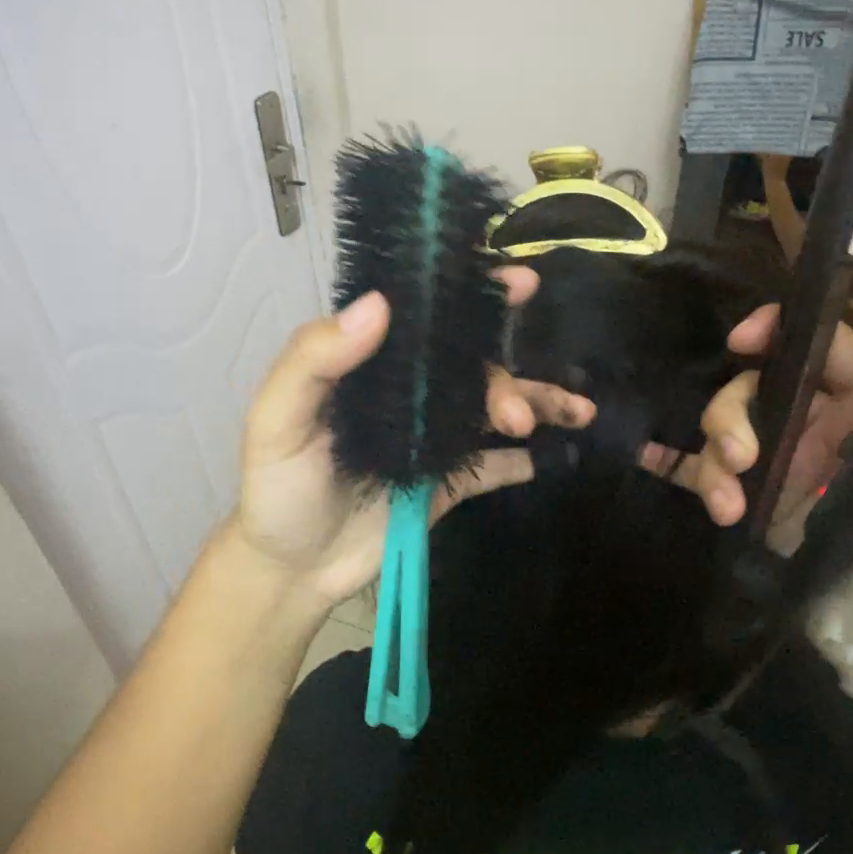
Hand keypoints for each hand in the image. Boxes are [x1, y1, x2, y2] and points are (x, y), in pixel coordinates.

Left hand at [232, 266, 594, 607]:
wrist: (296, 572)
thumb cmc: (277, 491)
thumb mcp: (278, 423)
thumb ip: (314, 361)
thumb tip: (378, 304)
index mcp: (369, 366)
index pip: (424, 317)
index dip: (471, 293)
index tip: (518, 281)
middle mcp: (408, 393)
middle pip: (471, 367)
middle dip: (506, 379)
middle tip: (517, 413)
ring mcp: (433, 438)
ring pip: (494, 408)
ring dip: (536, 404)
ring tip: (574, 416)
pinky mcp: (449, 482)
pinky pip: (496, 464)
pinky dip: (527, 458)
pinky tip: (556, 455)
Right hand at [643, 307, 852, 546]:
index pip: (821, 346)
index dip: (777, 331)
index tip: (740, 341)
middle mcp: (819, 424)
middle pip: (755, 389)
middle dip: (732, 416)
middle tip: (740, 460)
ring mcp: (781, 464)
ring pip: (724, 431)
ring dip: (713, 461)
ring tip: (726, 509)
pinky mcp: (754, 502)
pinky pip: (705, 472)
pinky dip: (676, 465)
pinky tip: (649, 461)